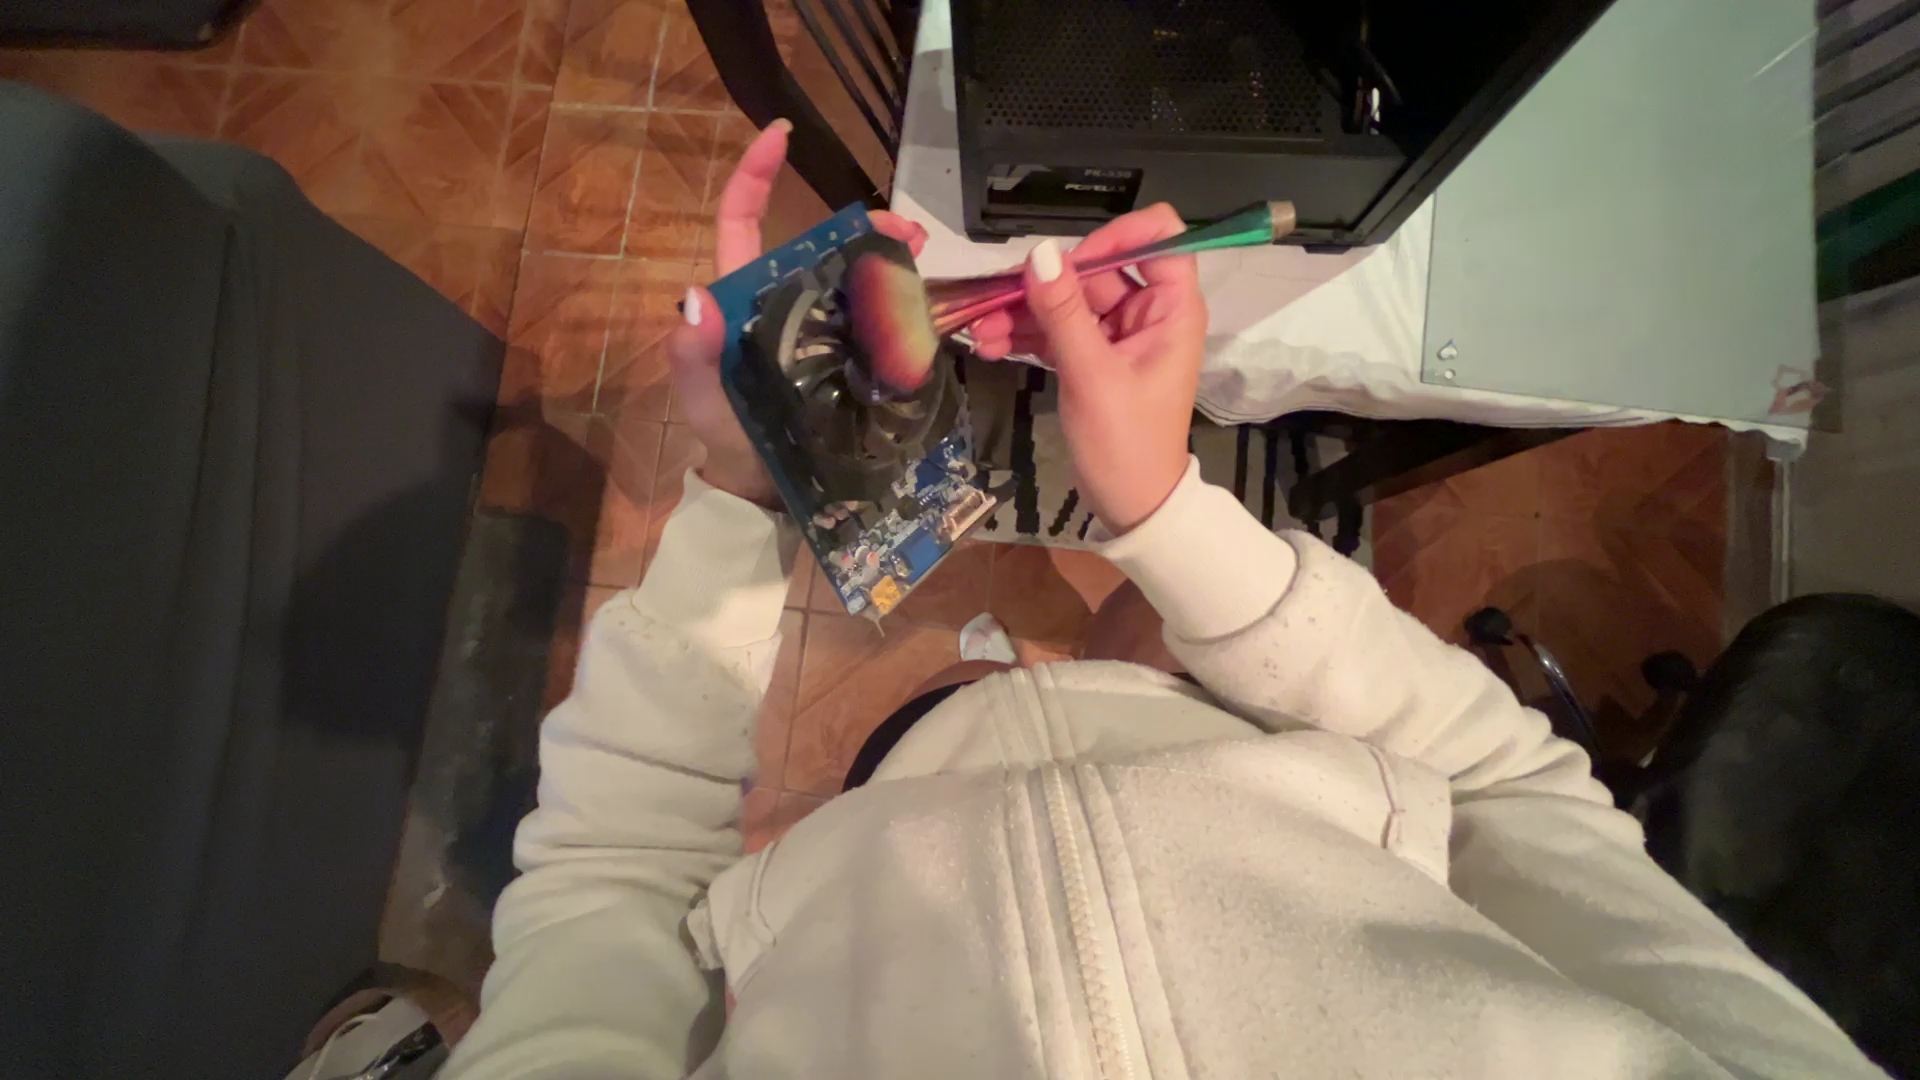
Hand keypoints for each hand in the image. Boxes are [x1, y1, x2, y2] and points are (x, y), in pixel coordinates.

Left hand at [667, 120, 927, 506]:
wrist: (762, 489)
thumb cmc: (726, 439)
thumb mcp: (700, 401)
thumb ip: (690, 357)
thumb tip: (695, 296)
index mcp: (742, 300)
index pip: (744, 225)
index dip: (756, 177)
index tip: (782, 135)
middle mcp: (783, 307)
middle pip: (819, 248)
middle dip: (861, 227)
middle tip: (907, 234)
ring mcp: (819, 335)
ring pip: (854, 281)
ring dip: (889, 263)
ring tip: (923, 258)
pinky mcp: (848, 364)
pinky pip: (874, 327)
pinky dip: (900, 311)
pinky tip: (926, 307)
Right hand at [966, 205, 1205, 533]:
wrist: (1130, 502)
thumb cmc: (1125, 442)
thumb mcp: (1092, 375)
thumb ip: (1064, 313)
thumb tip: (1038, 254)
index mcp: (1170, 309)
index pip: (1157, 239)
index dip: (1112, 238)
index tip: (1064, 261)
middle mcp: (1146, 313)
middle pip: (1094, 273)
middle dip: (1044, 287)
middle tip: (994, 303)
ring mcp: (1116, 337)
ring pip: (1068, 304)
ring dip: (1025, 315)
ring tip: (982, 334)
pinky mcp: (1091, 359)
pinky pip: (1057, 333)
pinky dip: (1028, 337)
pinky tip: (991, 346)